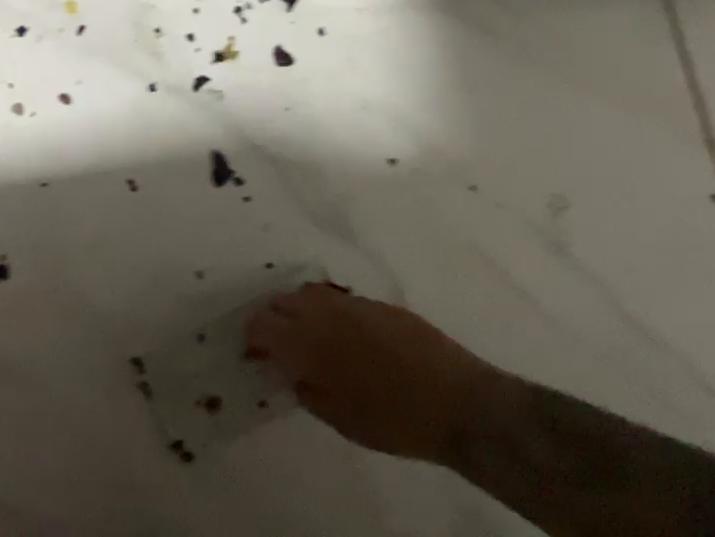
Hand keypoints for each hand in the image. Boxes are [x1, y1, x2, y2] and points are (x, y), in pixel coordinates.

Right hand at [244, 283, 495, 463]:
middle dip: (273, 318)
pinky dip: (330, 310)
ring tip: (309, 333)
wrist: (462, 404)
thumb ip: (307, 390)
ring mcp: (354, 304)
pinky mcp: (380, 304)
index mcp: (307, 343)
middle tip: (278, 342)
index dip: (252, 336)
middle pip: (281, 301)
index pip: (261, 325)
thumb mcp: (340, 419)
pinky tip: (344, 333)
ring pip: (310, 293)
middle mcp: (324, 314)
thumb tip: (290, 372)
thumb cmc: (395, 421)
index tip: (253, 352)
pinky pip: (340, 298)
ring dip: (300, 309)